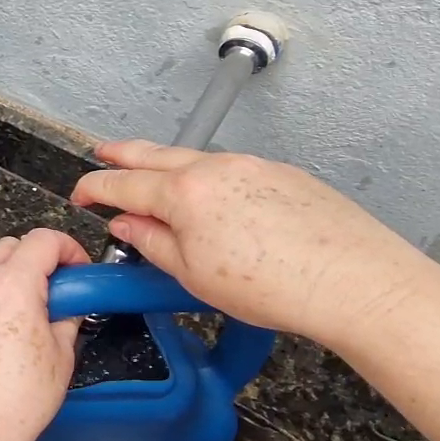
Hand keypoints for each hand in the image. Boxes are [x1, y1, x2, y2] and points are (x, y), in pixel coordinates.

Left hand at [0, 229, 88, 440]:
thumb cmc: (20, 396)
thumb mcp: (61, 354)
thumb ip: (65, 317)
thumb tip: (66, 307)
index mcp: (14, 284)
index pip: (43, 240)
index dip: (66, 249)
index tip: (76, 269)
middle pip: (9, 246)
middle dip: (34, 259)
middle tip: (49, 288)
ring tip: (12, 309)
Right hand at [69, 140, 433, 344]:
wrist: (358, 284)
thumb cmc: (277, 286)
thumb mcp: (192, 274)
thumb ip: (151, 243)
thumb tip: (128, 225)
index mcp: (184, 193)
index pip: (122, 184)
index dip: (93, 188)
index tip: (80, 195)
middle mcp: (216, 168)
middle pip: (154, 154)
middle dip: (122, 154)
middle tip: (103, 153)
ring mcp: (254, 167)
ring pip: (194, 159)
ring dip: (166, 165)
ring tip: (154, 179)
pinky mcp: (284, 176)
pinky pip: (232, 169)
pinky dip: (208, 177)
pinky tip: (212, 201)